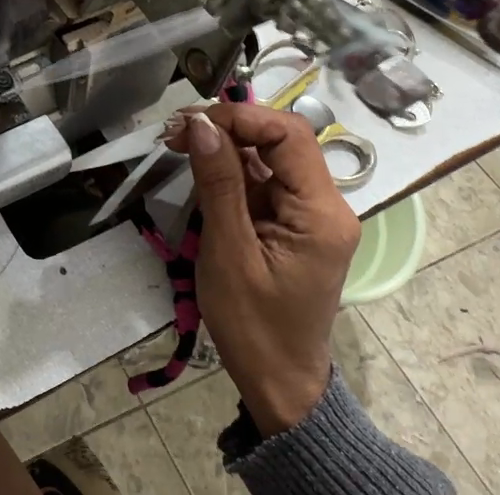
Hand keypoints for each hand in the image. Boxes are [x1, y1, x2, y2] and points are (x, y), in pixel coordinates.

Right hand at [165, 102, 360, 435]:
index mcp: (321, 213)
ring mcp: (310, 214)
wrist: (278, 380)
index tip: (189, 124)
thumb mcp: (228, 252)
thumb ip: (218, 183)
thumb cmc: (253, 324)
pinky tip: (197, 168)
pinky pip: (263, 180)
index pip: (289, 135)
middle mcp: (325, 205)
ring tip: (175, 144)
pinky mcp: (292, 223)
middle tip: (174, 132)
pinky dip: (228, 169)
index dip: (240, 117)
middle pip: (281, 140)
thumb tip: (200, 124)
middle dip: (228, 126)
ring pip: (269, 156)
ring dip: (223, 145)